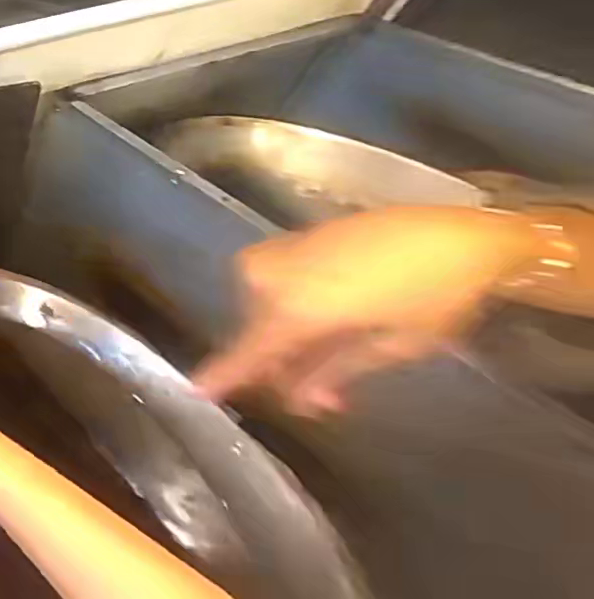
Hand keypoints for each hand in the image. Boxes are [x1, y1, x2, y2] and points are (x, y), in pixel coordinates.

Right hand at [193, 205, 536, 415]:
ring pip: (261, 314)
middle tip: (322, 400)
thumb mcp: (394, 343)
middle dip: (281, 366)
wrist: (439, 234)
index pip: (250, 350)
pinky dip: (285, 313)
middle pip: (258, 334)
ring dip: (285, 339)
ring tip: (328, 360)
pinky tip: (320, 322)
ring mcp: (262, 260)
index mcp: (292, 309)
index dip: (225, 375)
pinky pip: (265, 291)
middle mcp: (262, 281)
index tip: (195, 392)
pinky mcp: (269, 247)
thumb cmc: (430, 295)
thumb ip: (337, 371)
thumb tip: (301, 400)